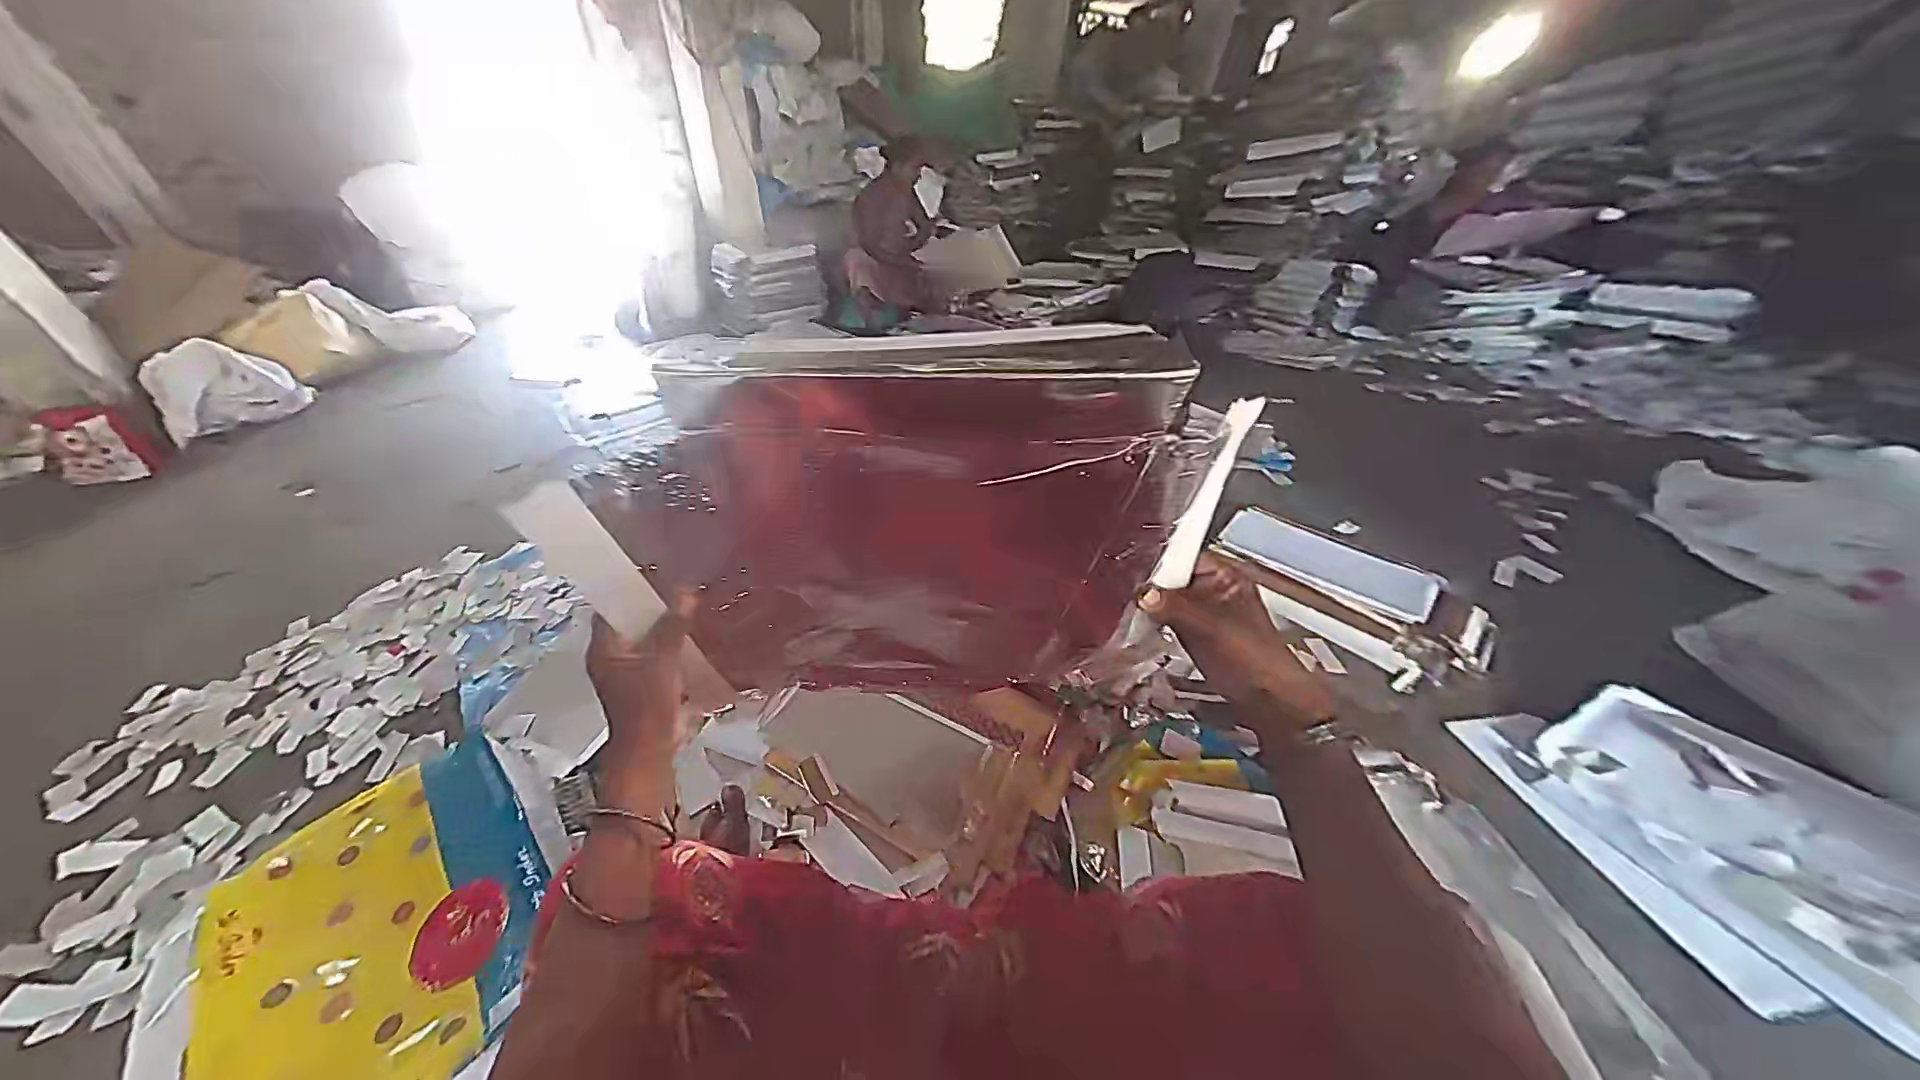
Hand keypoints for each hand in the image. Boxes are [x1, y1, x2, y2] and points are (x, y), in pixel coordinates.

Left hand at [585, 595, 692, 803]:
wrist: (651, 747)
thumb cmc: (647, 702)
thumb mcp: (662, 658)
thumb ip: (673, 624)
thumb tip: (687, 590)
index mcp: (603, 649)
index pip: (611, 608)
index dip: (629, 589)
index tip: (653, 573)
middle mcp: (611, 658)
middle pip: (630, 623)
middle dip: (652, 608)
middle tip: (676, 588)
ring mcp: (629, 672)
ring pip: (646, 640)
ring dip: (664, 627)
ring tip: (688, 608)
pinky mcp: (647, 684)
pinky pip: (659, 656)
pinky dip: (672, 646)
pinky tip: (692, 636)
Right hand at [1139, 553, 1337, 732]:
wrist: (1271, 703)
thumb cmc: (1253, 662)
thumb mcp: (1208, 628)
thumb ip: (1173, 606)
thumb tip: (1143, 593)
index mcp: (1227, 577)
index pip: (1183, 555)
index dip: (1158, 565)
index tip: (1134, 577)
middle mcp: (1216, 591)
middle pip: (1172, 579)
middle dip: (1151, 590)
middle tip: (1131, 601)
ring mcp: (1207, 614)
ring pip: (1168, 602)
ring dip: (1151, 611)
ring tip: (1136, 619)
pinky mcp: (1199, 636)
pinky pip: (1169, 623)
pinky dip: (1155, 628)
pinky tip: (1144, 635)